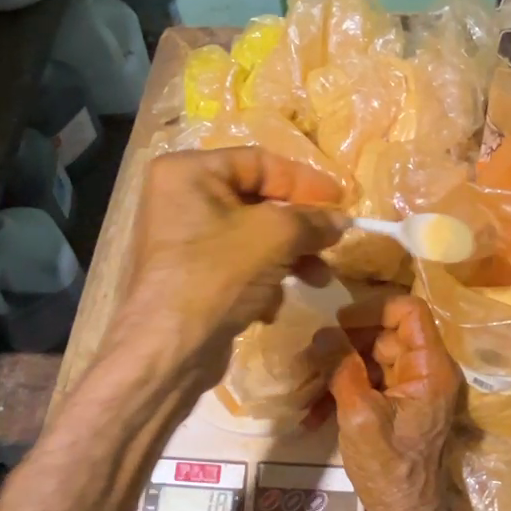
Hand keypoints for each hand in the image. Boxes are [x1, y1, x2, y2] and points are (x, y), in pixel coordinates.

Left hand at [116, 147, 347, 384]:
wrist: (169, 348)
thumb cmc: (217, 274)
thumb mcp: (275, 236)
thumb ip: (313, 220)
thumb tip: (341, 221)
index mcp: (188, 172)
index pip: (258, 162)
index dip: (304, 180)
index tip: (342, 200)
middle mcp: (180, 200)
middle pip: (257, 202)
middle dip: (299, 227)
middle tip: (333, 244)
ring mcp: (184, 242)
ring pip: (252, 239)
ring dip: (289, 258)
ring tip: (318, 280)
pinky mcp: (191, 279)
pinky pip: (238, 268)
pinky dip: (262, 283)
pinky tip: (270, 307)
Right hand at [328, 295, 460, 510]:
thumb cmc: (389, 469)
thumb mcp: (360, 417)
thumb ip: (343, 370)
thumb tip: (323, 333)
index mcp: (430, 368)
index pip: (410, 310)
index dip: (373, 309)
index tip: (339, 325)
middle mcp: (427, 370)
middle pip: (386, 331)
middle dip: (346, 341)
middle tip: (312, 355)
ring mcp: (413, 387)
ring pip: (372, 355)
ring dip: (338, 365)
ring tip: (306, 382)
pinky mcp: (398, 402)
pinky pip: (369, 378)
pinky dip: (343, 386)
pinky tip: (314, 409)